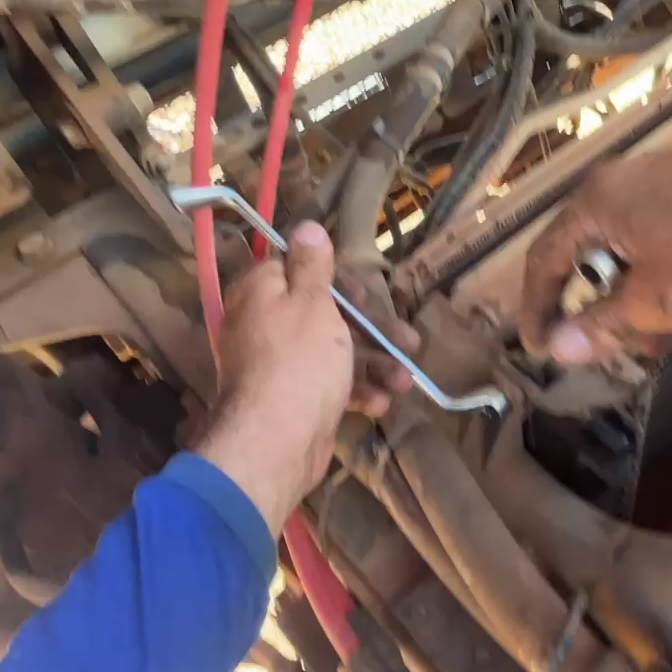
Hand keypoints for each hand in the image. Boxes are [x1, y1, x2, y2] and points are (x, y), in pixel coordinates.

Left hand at [196, 222, 414, 527]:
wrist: (275, 446)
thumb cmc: (299, 363)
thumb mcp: (312, 303)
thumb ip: (313, 266)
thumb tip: (305, 225)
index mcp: (263, 293)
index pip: (300, 270)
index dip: (339, 280)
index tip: (368, 293)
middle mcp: (266, 325)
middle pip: (326, 314)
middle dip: (372, 329)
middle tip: (407, 338)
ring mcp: (279, 365)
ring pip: (334, 352)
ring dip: (373, 364)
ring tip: (405, 379)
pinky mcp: (294, 399)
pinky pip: (329, 385)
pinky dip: (356, 391)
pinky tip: (381, 402)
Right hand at [519, 140, 671, 364]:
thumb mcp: (657, 303)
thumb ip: (602, 323)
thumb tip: (556, 347)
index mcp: (601, 199)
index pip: (545, 256)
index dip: (538, 307)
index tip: (542, 349)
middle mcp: (633, 176)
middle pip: (590, 247)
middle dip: (595, 303)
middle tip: (609, 348)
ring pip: (636, 242)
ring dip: (636, 292)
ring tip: (662, 334)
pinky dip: (670, 272)